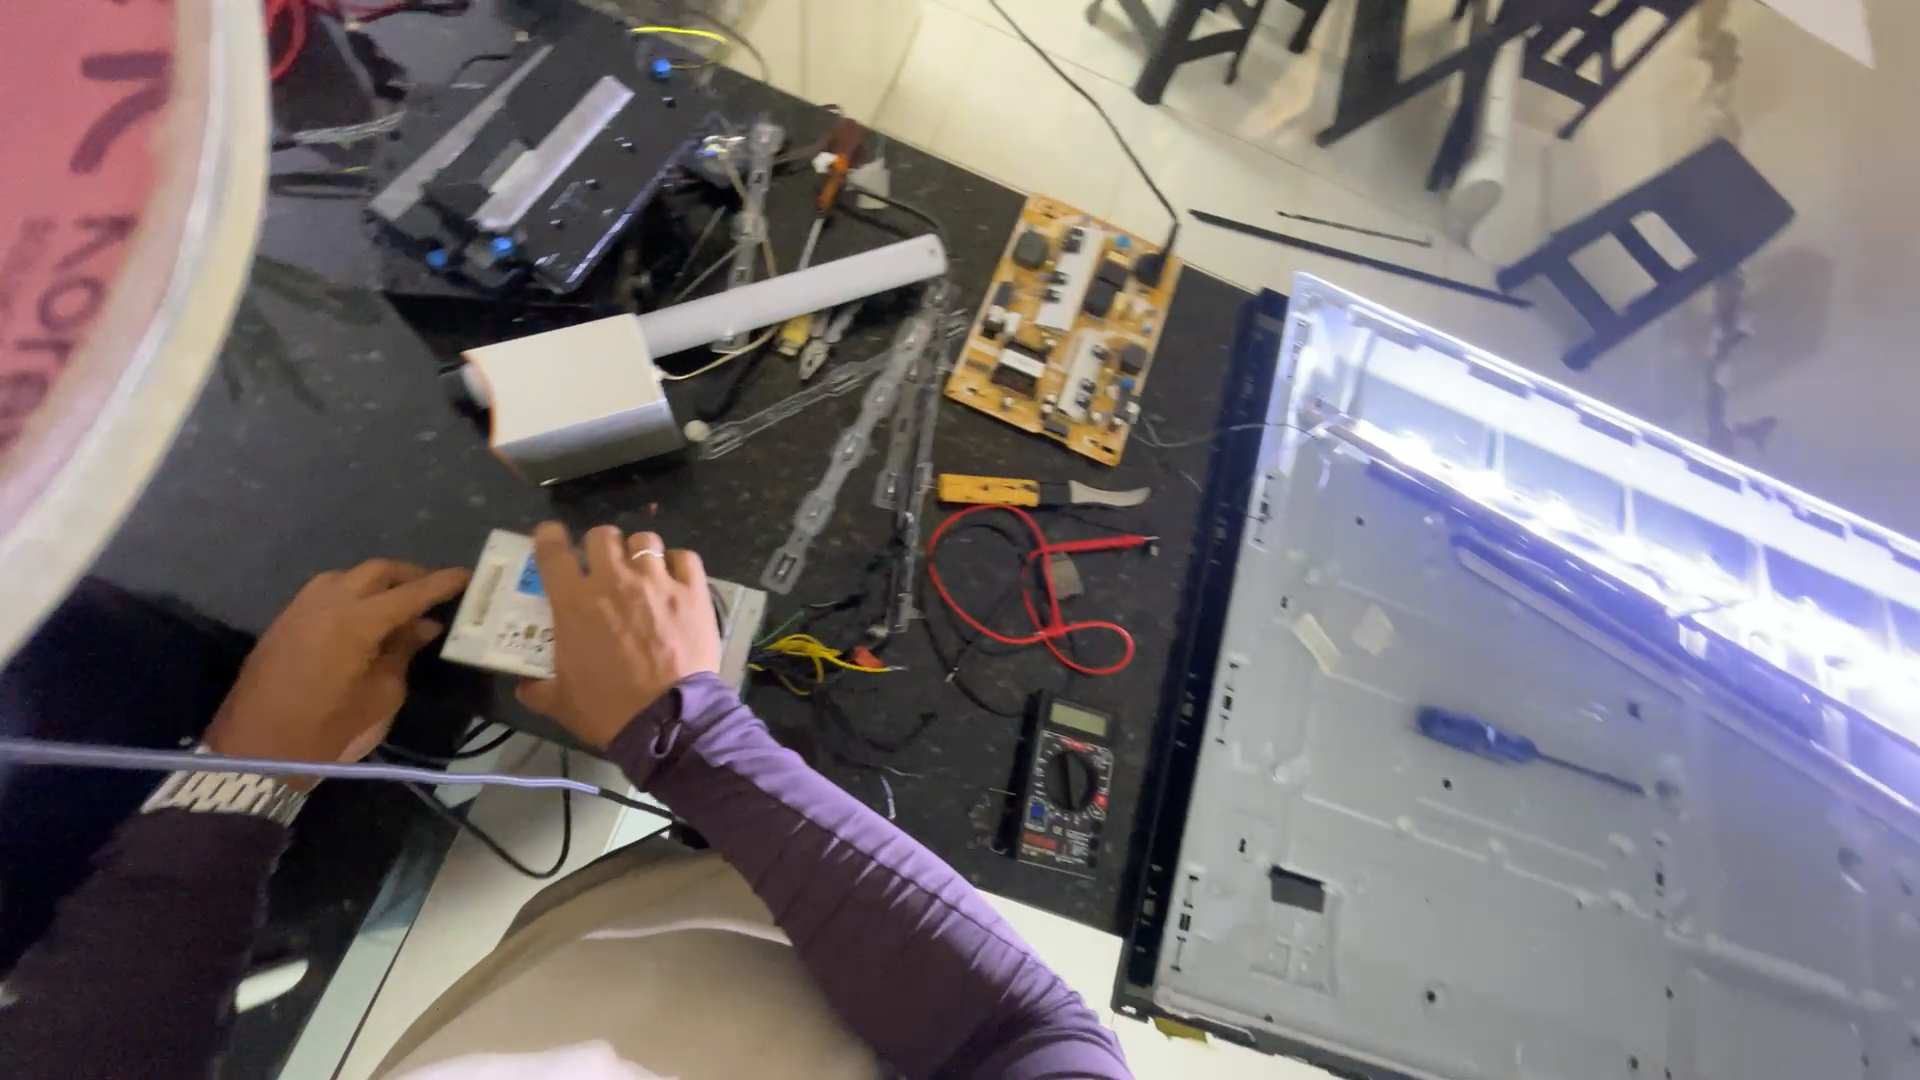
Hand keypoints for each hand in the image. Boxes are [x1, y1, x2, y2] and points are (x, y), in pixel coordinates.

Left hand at [203, 560, 471, 787]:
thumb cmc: (331, 727)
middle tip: (435, 590)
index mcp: (358, 622)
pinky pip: (323, 592)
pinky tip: (363, 615)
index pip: (412, 592)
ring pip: (346, 576)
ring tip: (397, 601)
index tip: (469, 575)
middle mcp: (327, 605)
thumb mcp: (383, 692)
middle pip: (377, 571)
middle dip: (410, 575)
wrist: (257, 754)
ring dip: (376, 582)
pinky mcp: (282, 625)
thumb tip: (423, 626)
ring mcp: (300, 612)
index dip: (443, 582)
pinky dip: (350, 594)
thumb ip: (403, 650)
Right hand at [515, 522, 720, 748]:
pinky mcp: (693, 591)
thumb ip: (537, 687)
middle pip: (603, 536)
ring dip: (640, 551)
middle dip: (600, 544)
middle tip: (605, 562)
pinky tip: (677, 577)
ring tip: (644, 570)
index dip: (549, 536)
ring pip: (646, 540)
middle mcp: (615, 581)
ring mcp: (658, 582)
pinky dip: (678, 562)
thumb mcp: (560, 701)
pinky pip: (685, 557)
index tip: (552, 535)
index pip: (553, 551)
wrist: (665, 717)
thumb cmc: (607, 708)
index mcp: (574, 602)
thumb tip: (525, 685)